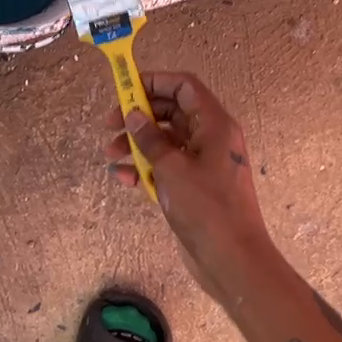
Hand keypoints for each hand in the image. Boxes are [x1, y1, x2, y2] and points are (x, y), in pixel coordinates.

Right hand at [103, 72, 275, 301]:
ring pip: (164, 140)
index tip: (124, 88)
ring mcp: (201, 163)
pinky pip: (164, 167)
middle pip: (170, 112)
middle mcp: (210, 138)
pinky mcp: (192, 186)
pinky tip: (123, 178)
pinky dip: (143, 168)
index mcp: (214, 125)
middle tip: (109, 124)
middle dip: (138, 116)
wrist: (231, 259)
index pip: (184, 87)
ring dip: (135, 144)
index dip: (155, 82)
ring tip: (109, 154)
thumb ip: (150, 138)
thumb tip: (133, 114)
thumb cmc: (206, 208)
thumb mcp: (172, 168)